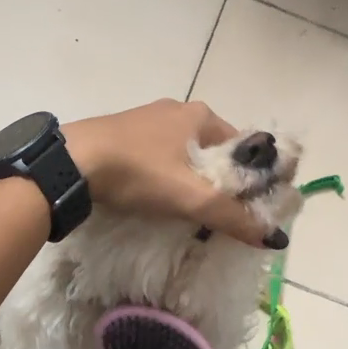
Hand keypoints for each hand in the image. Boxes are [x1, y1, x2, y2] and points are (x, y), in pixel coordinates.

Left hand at [62, 100, 283, 248]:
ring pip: (181, 155)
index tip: (247, 208)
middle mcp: (176, 110)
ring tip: (185, 212)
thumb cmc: (138, 173)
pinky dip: (161, 178)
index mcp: (201, 114)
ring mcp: (145, 122)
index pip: (242, 147)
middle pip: (211, 151)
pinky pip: (154, 159)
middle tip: (215, 217)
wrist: (73, 164)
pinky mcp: (120, 137)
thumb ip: (232, 217)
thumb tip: (274, 238)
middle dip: (217, 182)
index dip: (249, 178)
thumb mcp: (191, 198)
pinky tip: (153, 198)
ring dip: (187, 181)